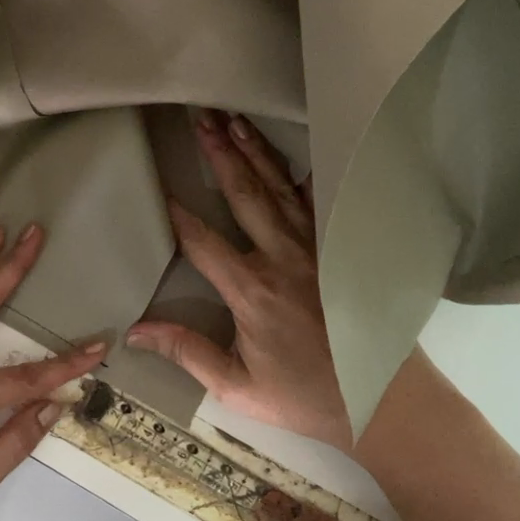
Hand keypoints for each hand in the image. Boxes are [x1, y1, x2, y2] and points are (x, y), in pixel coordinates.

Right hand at [125, 110, 351, 449]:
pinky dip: (309, 178)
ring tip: (236, 122)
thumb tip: (136, 331)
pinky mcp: (341, 255)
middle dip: (220, 155)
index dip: (177, 210)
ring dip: (257, 154)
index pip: (202, 240)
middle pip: (244, 196)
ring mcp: (317, 252)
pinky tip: (300, 156)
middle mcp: (283, 259)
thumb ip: (186, 352)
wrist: (384, 402)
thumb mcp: (236, 387)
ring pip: (281, 191)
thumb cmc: (304, 398)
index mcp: (251, 291)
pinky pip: (321, 206)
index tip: (158, 182)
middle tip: (202, 118)